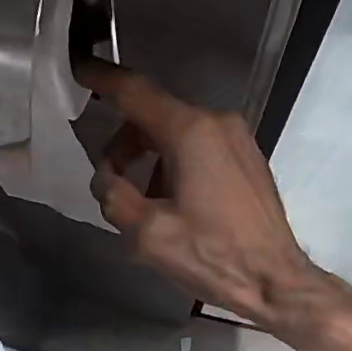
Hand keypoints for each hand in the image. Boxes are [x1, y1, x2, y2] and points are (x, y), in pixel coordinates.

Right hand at [76, 60, 323, 325]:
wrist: (275, 281)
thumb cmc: (213, 257)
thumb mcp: (149, 234)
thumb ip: (114, 197)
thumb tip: (106, 178)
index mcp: (191, 132)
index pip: (135, 91)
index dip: (100, 79)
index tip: (76, 69)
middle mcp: (218, 123)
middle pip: (155, 114)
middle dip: (125, 143)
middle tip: (112, 183)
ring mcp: (239, 139)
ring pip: (178, 133)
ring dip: (151, 159)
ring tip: (147, 204)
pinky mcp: (249, 160)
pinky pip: (201, 148)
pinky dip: (176, 164)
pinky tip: (176, 205)